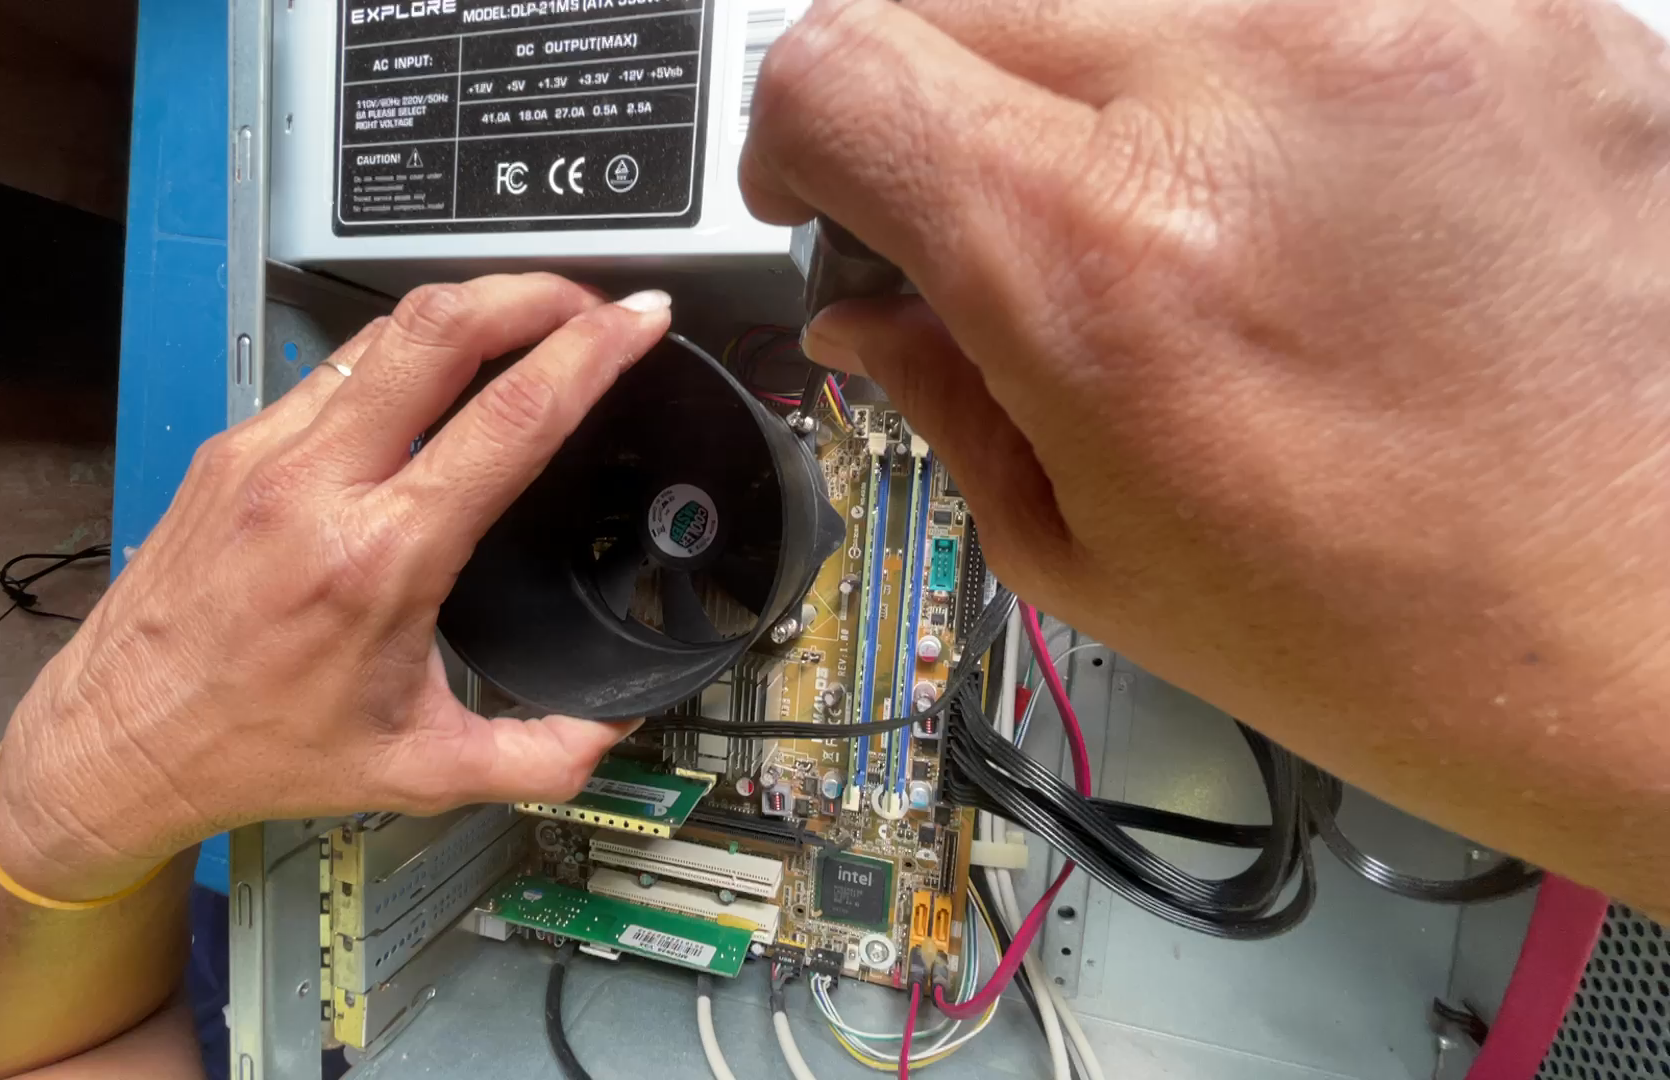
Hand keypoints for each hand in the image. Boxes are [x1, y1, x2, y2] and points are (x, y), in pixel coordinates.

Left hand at [0, 275, 672, 899]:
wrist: (119, 743)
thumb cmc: (266, 751)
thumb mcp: (423, 771)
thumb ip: (539, 758)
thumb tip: (615, 732)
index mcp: (383, 557)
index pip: (510, 418)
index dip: (590, 353)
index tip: (639, 321)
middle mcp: (322, 482)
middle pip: (441, 330)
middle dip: (534, 292)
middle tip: (594, 300)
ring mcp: (269, 450)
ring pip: (390, 331)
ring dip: (476, 306)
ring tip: (534, 317)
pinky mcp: (240, 445)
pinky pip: (345, 364)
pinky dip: (417, 344)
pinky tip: (449, 364)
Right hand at [745, 0, 1669, 902]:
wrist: (1634, 628)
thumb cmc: (1336, 618)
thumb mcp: (1059, 540)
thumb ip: (931, 391)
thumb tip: (850, 317)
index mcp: (1090, 261)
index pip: (837, 77)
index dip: (787, 138)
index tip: (813, 205)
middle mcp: (1235, 88)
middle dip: (890, 107)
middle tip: (924, 216)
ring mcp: (1386, 15)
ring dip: (1017, 84)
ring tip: (1065, 204)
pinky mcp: (1490, 4)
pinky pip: (1227, 0)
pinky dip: (1158, 74)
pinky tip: (1196, 181)